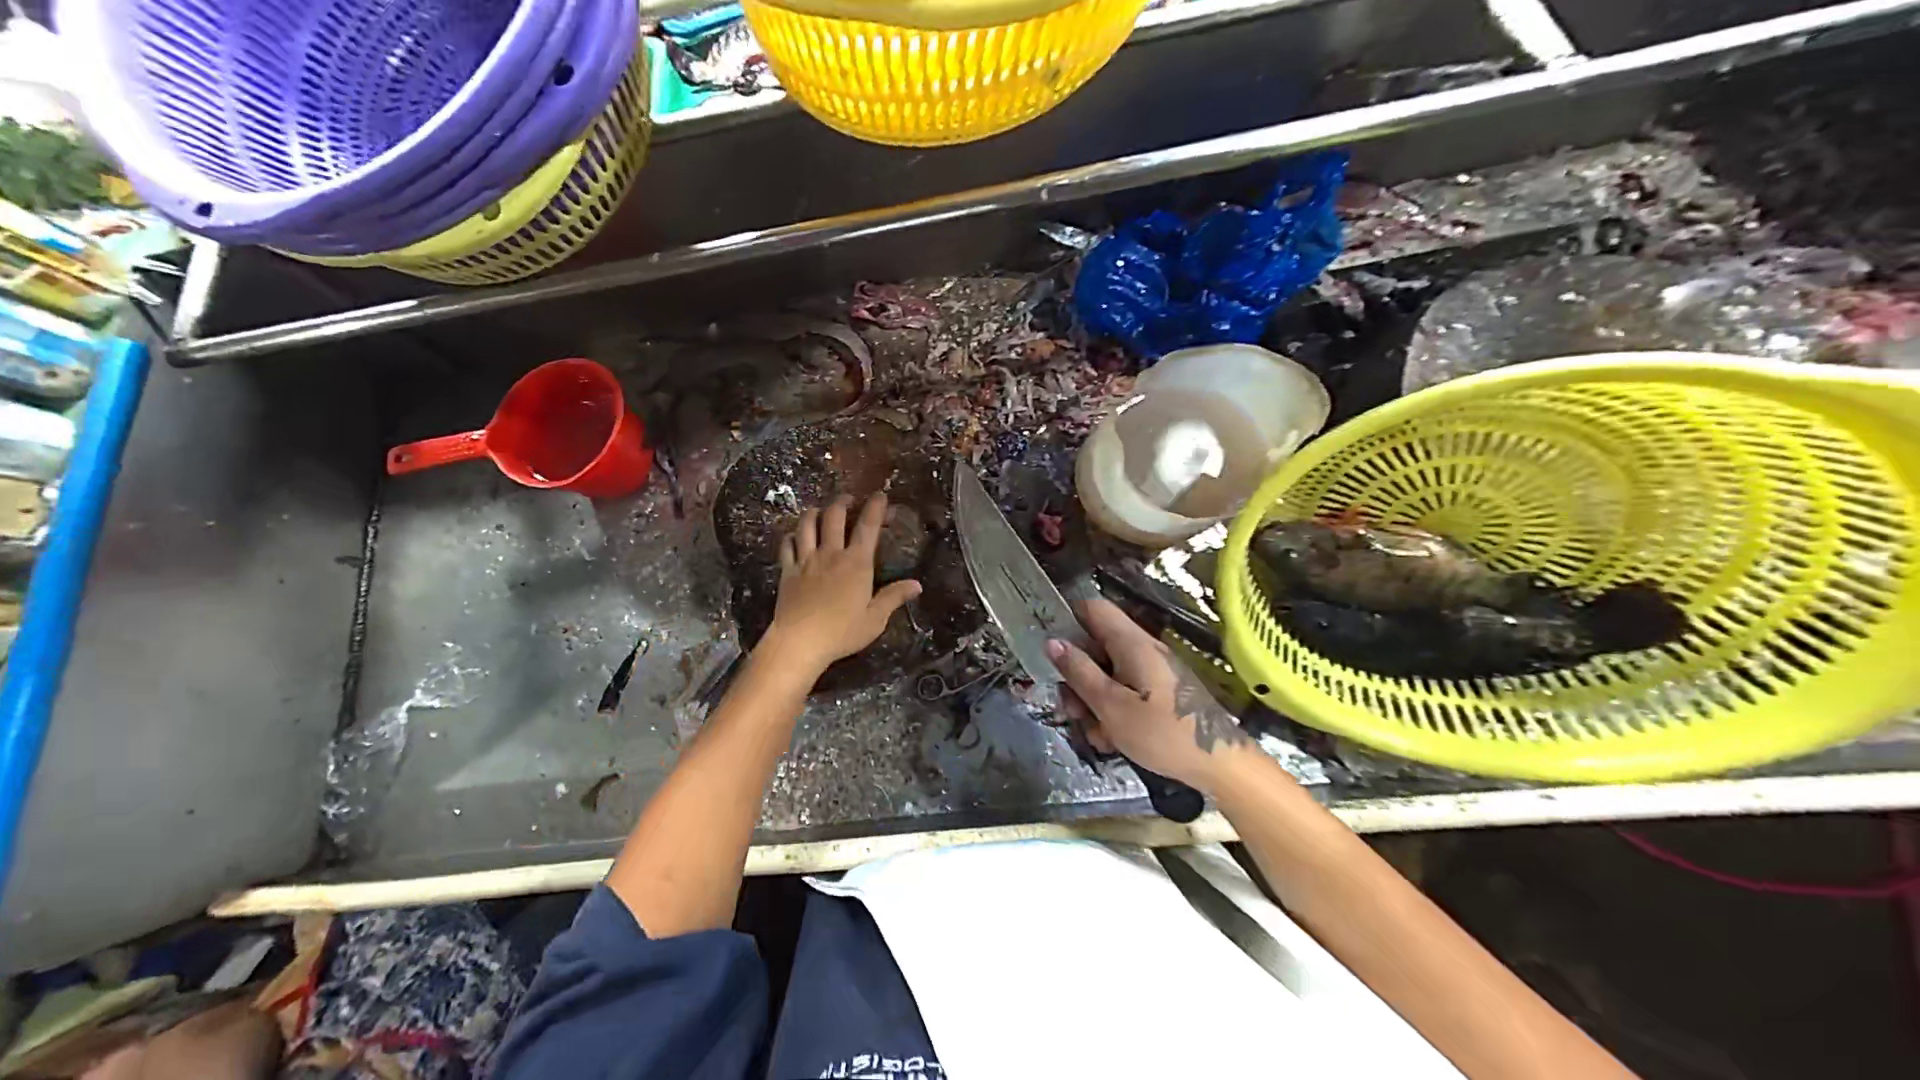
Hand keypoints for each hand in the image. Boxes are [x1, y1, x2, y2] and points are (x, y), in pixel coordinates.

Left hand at [763, 493, 922, 676]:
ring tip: (820, 510)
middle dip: (843, 502)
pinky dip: (792, 535)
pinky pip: (787, 544)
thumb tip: (917, 585)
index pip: (867, 527)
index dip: (875, 508)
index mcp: (856, 563)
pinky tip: (795, 536)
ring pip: (807, 524)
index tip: (880, 496)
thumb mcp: (875, 619)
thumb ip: (894, 598)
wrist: (799, 642)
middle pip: (834, 516)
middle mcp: (831, 554)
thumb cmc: (841, 632)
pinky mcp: (787, 571)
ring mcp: (806, 560)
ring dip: (815, 512)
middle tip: (849, 500)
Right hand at [1046, 595, 1250, 792]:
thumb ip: (1079, 672)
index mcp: (1132, 643)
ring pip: (1108, 673)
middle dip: (1076, 675)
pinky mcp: (1160, 693)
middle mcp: (1143, 650)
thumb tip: (1052, 642)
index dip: (1066, 620)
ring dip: (1092, 699)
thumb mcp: (1111, 706)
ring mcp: (1153, 672)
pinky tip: (1111, 739)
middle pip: (1096, 646)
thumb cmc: (1162, 733)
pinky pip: (1126, 691)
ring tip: (1092, 731)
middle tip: (1069, 708)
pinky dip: (1113, 710)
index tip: (1048, 649)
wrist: (1220, 765)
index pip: (1093, 608)